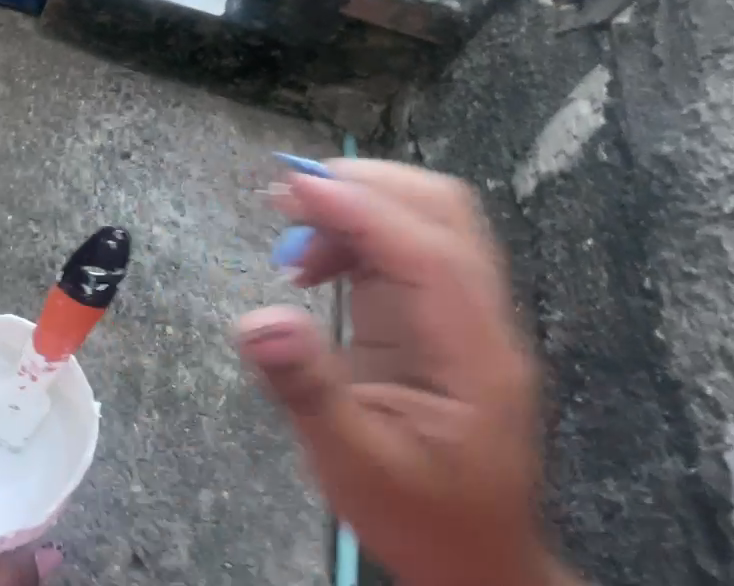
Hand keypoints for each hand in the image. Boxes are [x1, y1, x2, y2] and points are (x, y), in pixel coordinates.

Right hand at [235, 160, 580, 585]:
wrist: (476, 559)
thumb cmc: (419, 516)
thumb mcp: (352, 464)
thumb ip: (307, 388)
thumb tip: (256, 321)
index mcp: (472, 357)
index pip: (427, 254)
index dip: (360, 209)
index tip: (291, 188)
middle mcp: (477, 322)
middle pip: (443, 213)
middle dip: (365, 186)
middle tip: (289, 198)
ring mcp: (460, 316)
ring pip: (423, 220)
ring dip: (355, 205)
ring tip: (290, 233)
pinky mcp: (434, 318)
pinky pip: (401, 247)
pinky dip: (352, 232)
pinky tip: (311, 264)